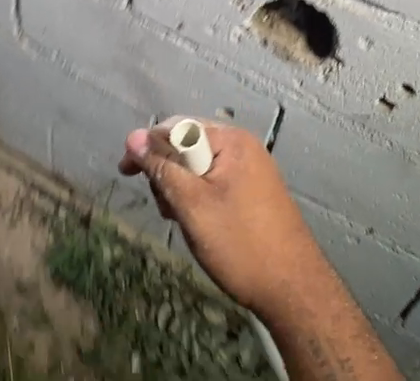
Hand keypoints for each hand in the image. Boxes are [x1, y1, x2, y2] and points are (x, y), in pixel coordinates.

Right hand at [119, 122, 333, 316]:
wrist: (294, 290)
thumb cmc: (240, 244)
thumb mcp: (192, 205)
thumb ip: (162, 168)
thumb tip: (133, 137)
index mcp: (231, 140)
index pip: (177, 128)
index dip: (148, 148)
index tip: (125, 172)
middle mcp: (243, 147)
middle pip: (188, 145)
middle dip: (168, 173)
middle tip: (167, 209)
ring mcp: (252, 169)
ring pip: (199, 167)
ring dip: (182, 190)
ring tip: (184, 221)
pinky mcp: (255, 191)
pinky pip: (215, 181)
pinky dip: (199, 198)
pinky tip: (200, 224)